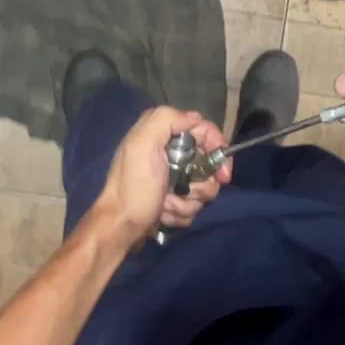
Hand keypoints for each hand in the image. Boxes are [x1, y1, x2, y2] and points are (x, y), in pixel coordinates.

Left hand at [88, 107, 229, 246]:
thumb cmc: (133, 186)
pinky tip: (164, 214)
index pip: (205, 131)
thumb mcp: (143, 144)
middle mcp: (169, 152)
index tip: (224, 174)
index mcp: (162, 133)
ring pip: (204, 188)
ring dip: (187, 201)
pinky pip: (194, 205)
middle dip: (201, 183)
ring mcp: (173, 177)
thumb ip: (166, 119)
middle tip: (185, 192)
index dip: (218, 150)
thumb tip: (196, 118)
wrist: (120, 227)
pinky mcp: (174, 199)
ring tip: (167, 205)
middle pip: (209, 163)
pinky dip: (181, 212)